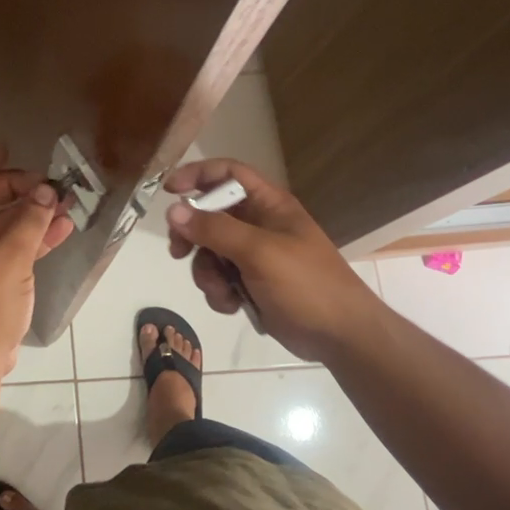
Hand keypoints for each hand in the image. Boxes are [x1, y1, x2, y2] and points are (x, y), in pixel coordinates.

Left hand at [0, 147, 74, 378]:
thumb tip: (48, 190)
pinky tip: (63, 227)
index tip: (6, 152)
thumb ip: (30, 219)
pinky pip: (11, 244)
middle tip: (46, 185)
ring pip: (0, 220)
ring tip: (64, 202)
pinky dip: (34, 235)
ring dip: (29, 210)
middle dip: (13, 186)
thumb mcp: (8, 257)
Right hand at [164, 159, 379, 363]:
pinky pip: (219, 278)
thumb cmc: (306, 284)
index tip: (169, 192)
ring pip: (209, 252)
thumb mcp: (258, 252)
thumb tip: (173, 210)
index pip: (228, 173)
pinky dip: (219, 292)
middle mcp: (259, 224)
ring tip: (224, 292)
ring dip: (207, 273)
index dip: (197, 175)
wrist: (340, 336)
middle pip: (210, 215)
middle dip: (193, 236)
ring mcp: (255, 255)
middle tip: (179, 252)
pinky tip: (233, 306)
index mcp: (269, 205)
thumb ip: (214, 229)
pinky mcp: (251, 283)